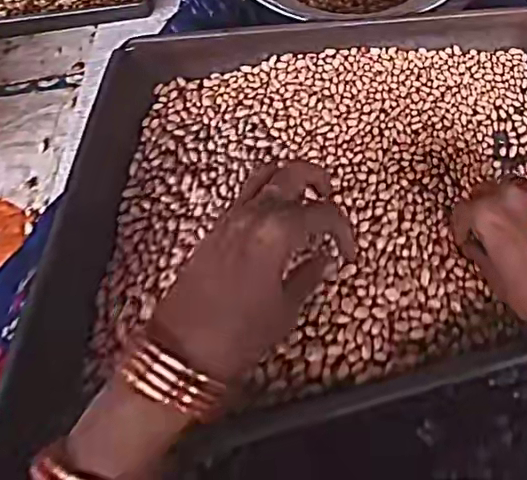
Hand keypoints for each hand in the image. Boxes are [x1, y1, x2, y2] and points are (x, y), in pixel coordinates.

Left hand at [146, 161, 357, 382]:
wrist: (179, 354)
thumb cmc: (235, 337)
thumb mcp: (284, 310)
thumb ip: (308, 276)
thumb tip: (325, 259)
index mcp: (277, 231)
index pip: (323, 213)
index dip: (343, 229)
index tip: (347, 250)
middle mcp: (254, 214)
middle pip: (294, 173)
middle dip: (318, 180)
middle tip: (330, 198)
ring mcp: (232, 216)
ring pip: (266, 174)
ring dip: (289, 179)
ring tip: (304, 198)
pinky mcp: (217, 227)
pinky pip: (247, 193)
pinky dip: (267, 193)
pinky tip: (276, 220)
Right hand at [453, 180, 526, 376]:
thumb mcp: (491, 275)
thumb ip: (477, 248)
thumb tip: (474, 240)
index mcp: (486, 216)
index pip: (462, 209)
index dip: (460, 225)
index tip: (465, 234)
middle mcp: (507, 197)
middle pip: (483, 191)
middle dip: (481, 209)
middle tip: (486, 229)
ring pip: (508, 188)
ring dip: (505, 202)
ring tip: (512, 225)